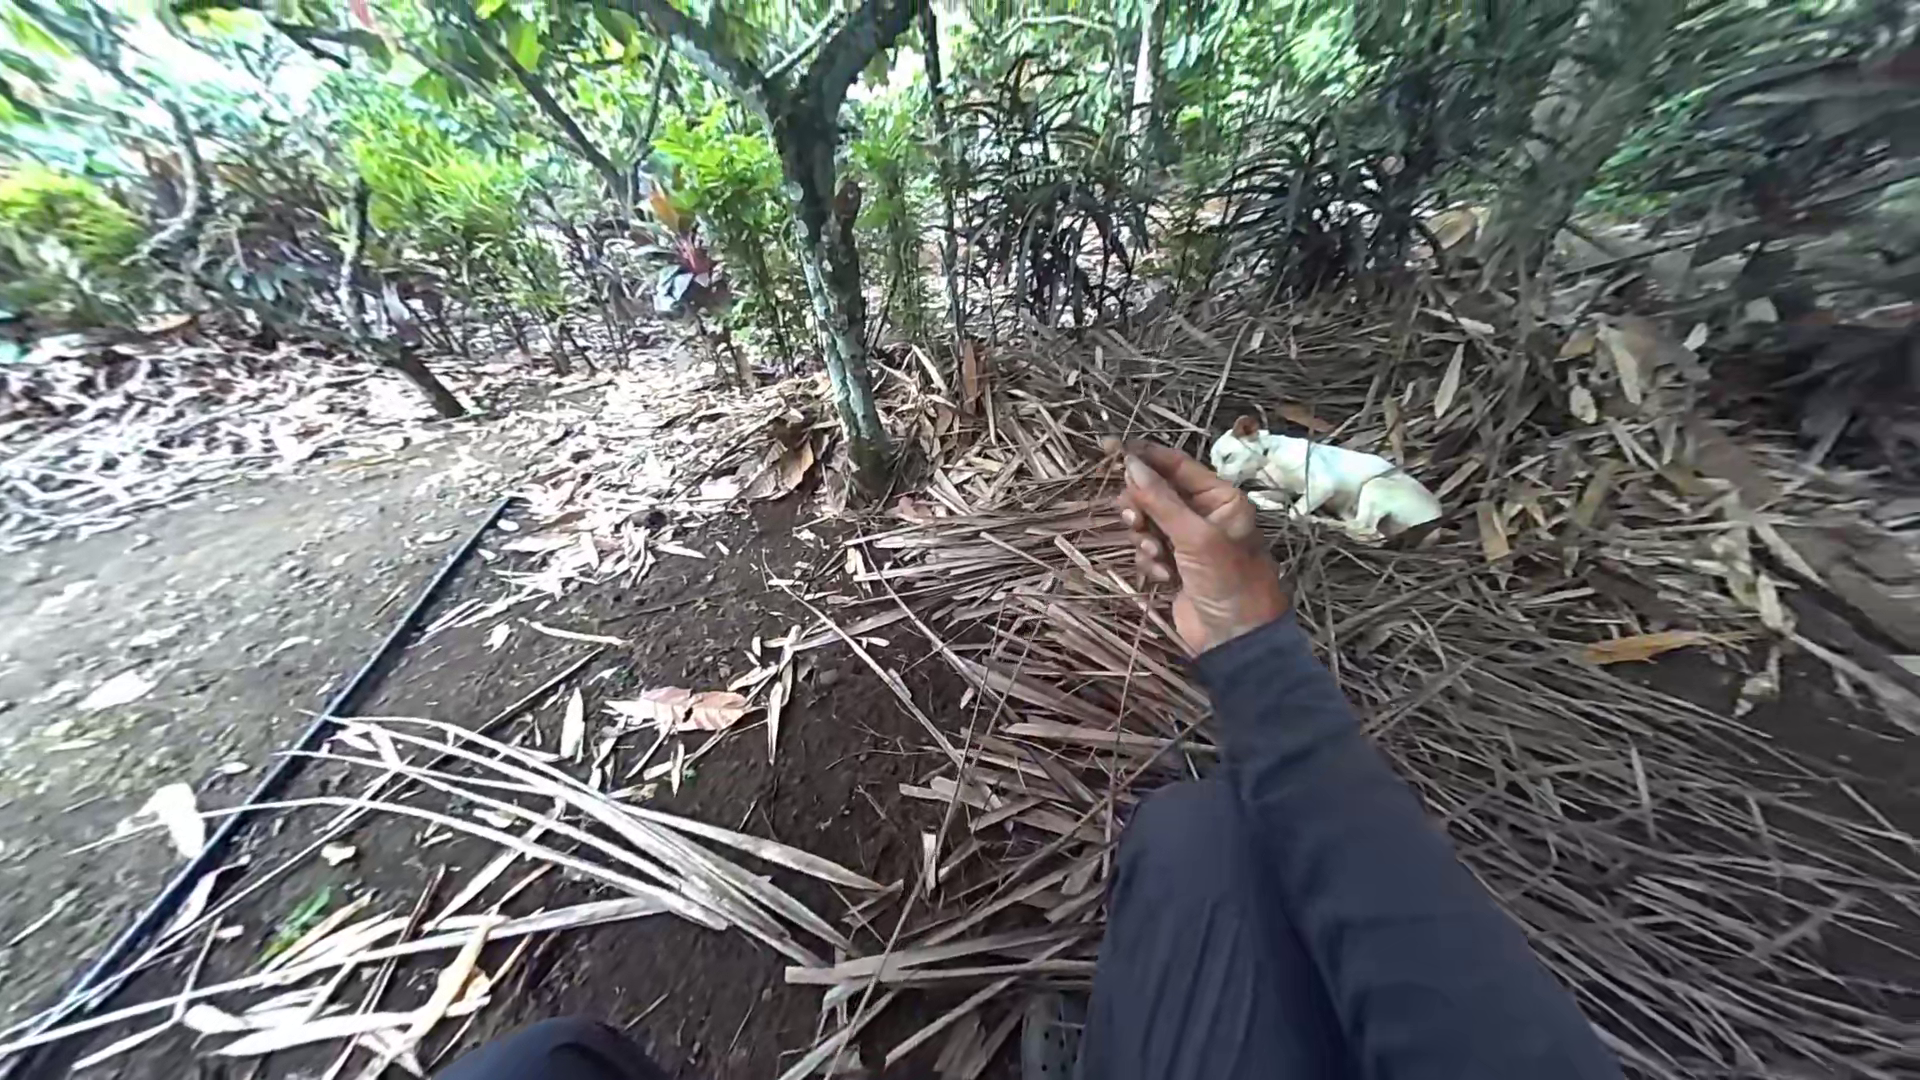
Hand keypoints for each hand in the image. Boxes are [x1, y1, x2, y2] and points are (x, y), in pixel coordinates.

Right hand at [1117, 442, 1289, 654]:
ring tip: (1155, 556)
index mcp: (1219, 498)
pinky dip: (1148, 561)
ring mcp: (1185, 541)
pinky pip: (1145, 549)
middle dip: (1141, 507)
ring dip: (1144, 538)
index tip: (1110, 449)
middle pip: (1154, 493)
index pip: (1176, 465)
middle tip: (1134, 520)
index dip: (1143, 457)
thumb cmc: (1227, 580)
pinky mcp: (1171, 565)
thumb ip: (1160, 499)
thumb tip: (1129, 463)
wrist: (1235, 640)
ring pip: (1146, 522)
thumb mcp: (1195, 536)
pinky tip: (1161, 576)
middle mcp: (1202, 514)